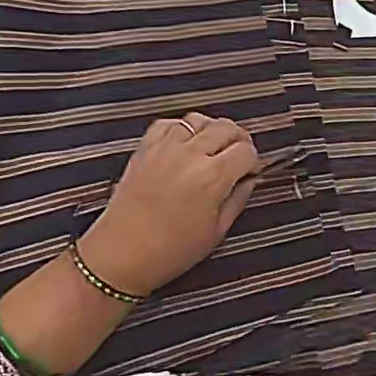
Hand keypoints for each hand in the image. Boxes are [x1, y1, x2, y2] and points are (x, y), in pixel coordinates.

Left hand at [76, 113, 257, 296]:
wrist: (122, 255)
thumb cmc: (165, 251)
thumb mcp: (216, 232)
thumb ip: (238, 199)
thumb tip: (248, 182)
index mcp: (212, 177)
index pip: (246, 150)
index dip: (253, 160)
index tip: (250, 169)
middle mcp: (189, 156)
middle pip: (226, 128)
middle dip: (238, 140)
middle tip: (238, 155)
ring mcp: (165, 149)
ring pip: (198, 120)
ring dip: (211, 130)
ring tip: (213, 147)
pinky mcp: (145, 150)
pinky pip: (168, 124)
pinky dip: (180, 128)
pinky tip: (184, 143)